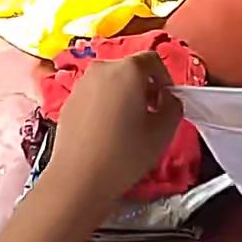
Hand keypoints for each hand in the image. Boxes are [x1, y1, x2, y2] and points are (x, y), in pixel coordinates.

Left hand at [45, 52, 183, 206]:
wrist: (77, 181)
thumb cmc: (125, 153)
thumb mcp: (164, 130)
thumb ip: (174, 105)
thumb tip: (167, 98)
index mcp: (128, 69)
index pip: (153, 60)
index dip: (165, 78)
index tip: (167, 101)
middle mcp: (102, 69)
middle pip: (130, 69)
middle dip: (144, 86)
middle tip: (150, 113)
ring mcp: (81, 85)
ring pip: (111, 82)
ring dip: (124, 95)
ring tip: (128, 124)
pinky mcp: (67, 102)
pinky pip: (94, 95)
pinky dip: (105, 105)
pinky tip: (106, 132)